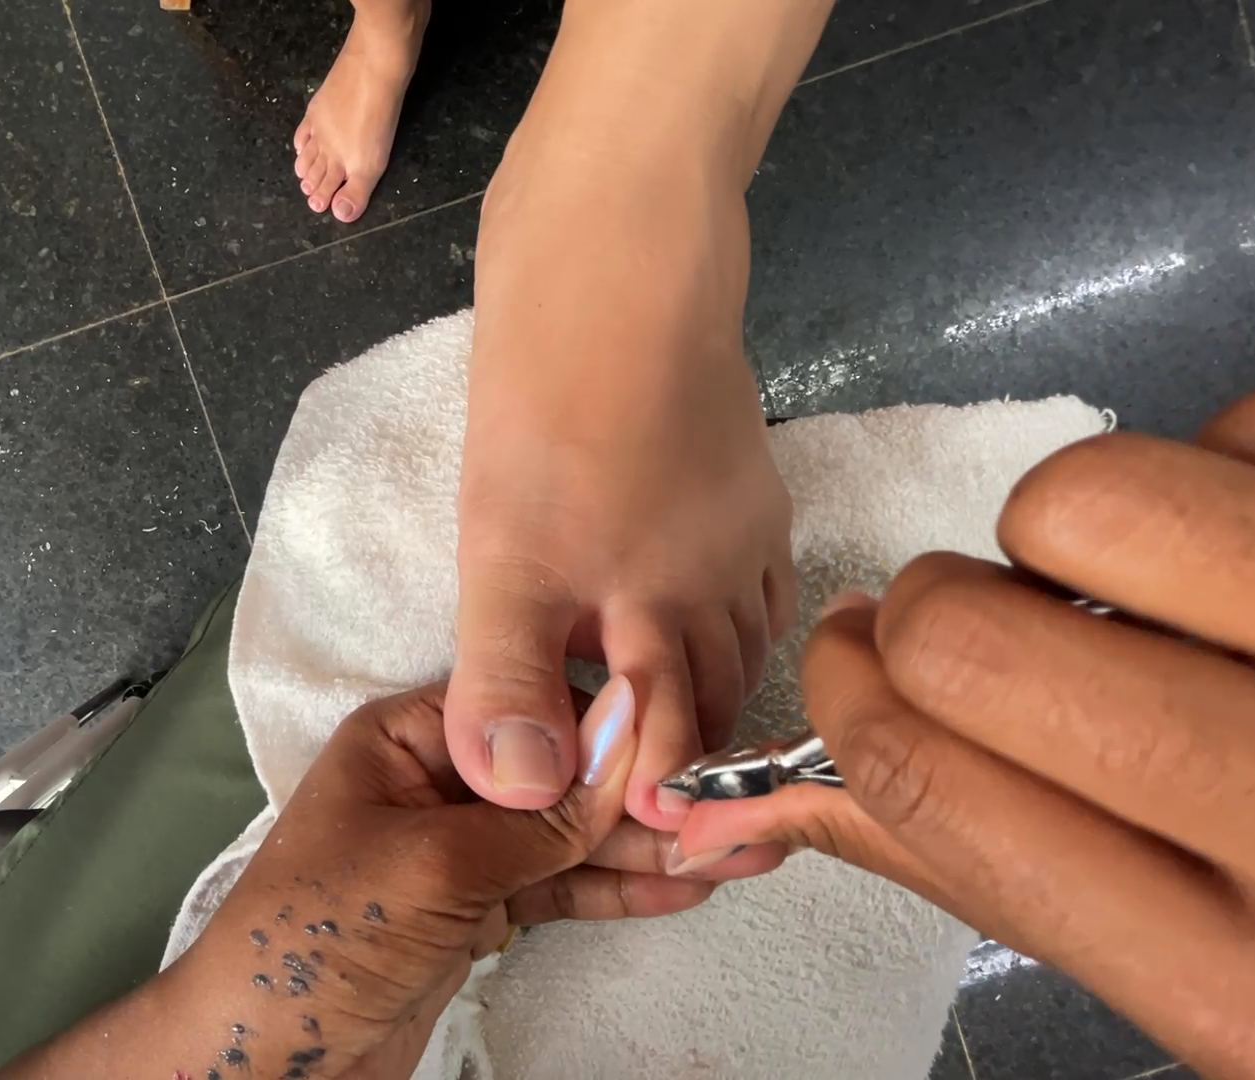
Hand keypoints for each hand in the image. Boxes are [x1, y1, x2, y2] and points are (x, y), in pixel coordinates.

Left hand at [174, 678, 721, 1079]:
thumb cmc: (329, 930)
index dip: (601, 728)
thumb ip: (541, 815)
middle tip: (727, 814)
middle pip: (549, 775)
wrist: (274, 1057)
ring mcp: (460, 842)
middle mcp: (437, 776)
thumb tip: (629, 729)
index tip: (687, 747)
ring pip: (560, 835)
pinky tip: (678, 890)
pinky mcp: (476, 901)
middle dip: (634, 799)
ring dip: (636, 849)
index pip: (522, 709)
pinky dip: (608, 890)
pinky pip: (551, 884)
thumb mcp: (438, 862)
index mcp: (409, 736)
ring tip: (729, 855)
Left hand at [449, 177, 794, 833]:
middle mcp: (719, 583)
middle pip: (715, 700)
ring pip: (738, 644)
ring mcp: (743, 528)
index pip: (671, 741)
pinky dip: (727, 625)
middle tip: (641, 790)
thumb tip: (520, 794)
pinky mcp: (744, 482)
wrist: (611, 275)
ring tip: (663, 724)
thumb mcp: (501, 554)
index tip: (627, 832)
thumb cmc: (546, 415)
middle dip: (683, 754)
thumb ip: (509, 672)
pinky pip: (753, 584)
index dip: (651, 794)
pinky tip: (696, 623)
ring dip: (705, 692)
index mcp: (658, 611)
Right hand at [673, 385, 1254, 1077]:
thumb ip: (964, 862)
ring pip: (1090, 501)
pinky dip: (1244, 467)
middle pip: (970, 638)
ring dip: (1075, 533)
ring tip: (1163, 589)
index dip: (844, 692)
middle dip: (935, 611)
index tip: (850, 653)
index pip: (921, 775)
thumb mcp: (1205, 986)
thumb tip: (753, 801)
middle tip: (990, 625)